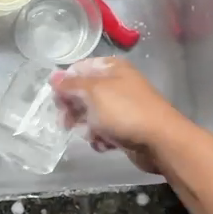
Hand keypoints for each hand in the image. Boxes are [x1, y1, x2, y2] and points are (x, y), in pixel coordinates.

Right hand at [51, 57, 190, 174]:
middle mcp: (116, 84)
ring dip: (86, 128)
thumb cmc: (124, 111)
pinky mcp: (124, 128)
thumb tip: (53, 76)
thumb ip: (70, 84)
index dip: (65, 84)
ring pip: (90, 115)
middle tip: (66, 123)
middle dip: (73, 110)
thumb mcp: (93, 92)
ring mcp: (121, 107)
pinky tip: (105, 145)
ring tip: (93, 135)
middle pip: (82, 94)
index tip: (56, 100)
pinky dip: (100, 138)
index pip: (78, 69)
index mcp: (111, 68)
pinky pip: (103, 131)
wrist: (159, 141)